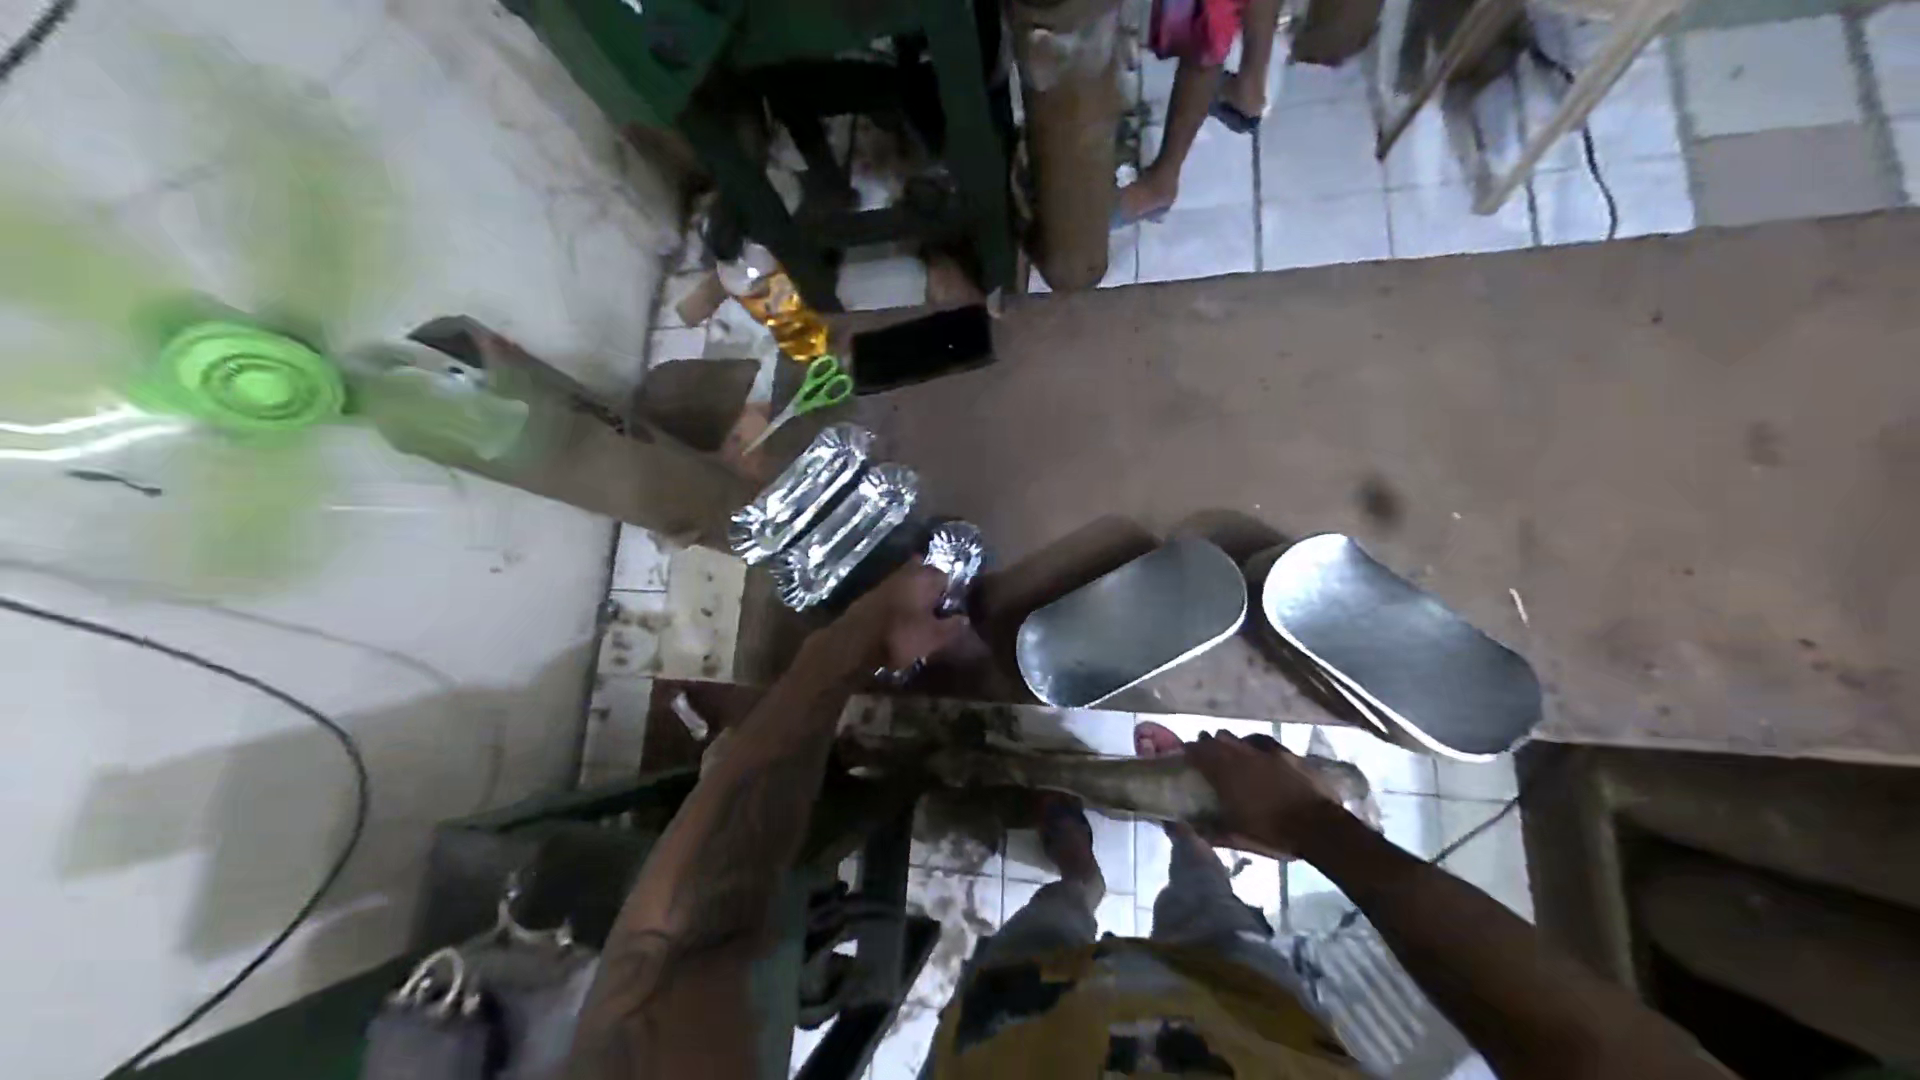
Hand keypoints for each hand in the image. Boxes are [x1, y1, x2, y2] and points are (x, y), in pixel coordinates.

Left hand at [813, 559, 969, 676]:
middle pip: (925, 577)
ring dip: (915, 598)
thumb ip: (953, 627)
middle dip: (932, 591)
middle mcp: (906, 573)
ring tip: (922, 619)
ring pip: (908, 585)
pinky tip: (902, 621)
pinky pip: (894, 596)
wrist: (852, 643)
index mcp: (925, 577)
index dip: (952, 593)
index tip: (954, 610)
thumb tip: (965, 618)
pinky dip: (900, 605)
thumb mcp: (933, 637)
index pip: (947, 576)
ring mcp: (886, 582)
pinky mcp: (871, 596)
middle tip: (938, 612)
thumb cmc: (898, 635)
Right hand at [1186, 732, 1355, 856]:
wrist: (1319, 826)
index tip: (1185, 755)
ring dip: (1229, 742)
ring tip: (1229, 750)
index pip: (1197, 752)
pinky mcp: (1284, 751)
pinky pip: (1260, 740)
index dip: (1189, 751)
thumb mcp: (1238, 836)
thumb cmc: (1274, 832)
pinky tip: (1255, 749)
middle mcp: (1240, 756)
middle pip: (1215, 739)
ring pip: (1237, 737)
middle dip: (1207, 743)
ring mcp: (1263, 751)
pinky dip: (1252, 743)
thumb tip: (1185, 828)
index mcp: (1224, 774)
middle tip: (1206, 753)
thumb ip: (1211, 830)